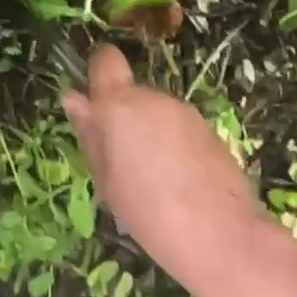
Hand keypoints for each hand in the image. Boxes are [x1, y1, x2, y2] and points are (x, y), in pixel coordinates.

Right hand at [63, 45, 296, 296]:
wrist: (223, 237)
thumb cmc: (149, 213)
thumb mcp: (106, 180)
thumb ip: (90, 135)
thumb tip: (74, 98)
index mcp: (118, 105)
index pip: (105, 59)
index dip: (99, 75)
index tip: (98, 107)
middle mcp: (152, 97)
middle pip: (131, 95)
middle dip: (126, 119)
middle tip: (126, 164)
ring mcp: (184, 111)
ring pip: (156, 113)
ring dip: (152, 134)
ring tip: (158, 179)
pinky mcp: (210, 129)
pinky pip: (179, 129)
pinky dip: (176, 147)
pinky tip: (182, 183)